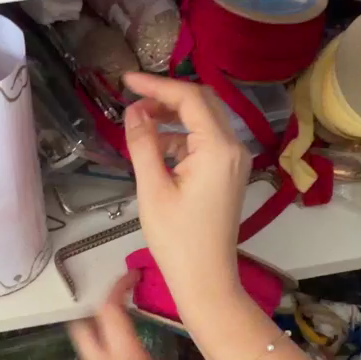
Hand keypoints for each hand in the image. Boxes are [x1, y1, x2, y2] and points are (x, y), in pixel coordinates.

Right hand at [121, 72, 253, 317]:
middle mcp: (233, 149)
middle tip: (132, 99)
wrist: (205, 279)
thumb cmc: (177, 240)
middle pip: (202, 103)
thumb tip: (133, 111)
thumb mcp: (152, 189)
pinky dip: (181, 136)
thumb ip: (143, 144)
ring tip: (138, 124)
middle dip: (166, 97)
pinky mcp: (229, 174)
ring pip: (204, 121)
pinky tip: (155, 147)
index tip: (126, 81)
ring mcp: (234, 161)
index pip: (189, 98)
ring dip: (173, 116)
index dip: (156, 85)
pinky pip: (206, 141)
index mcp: (218, 149)